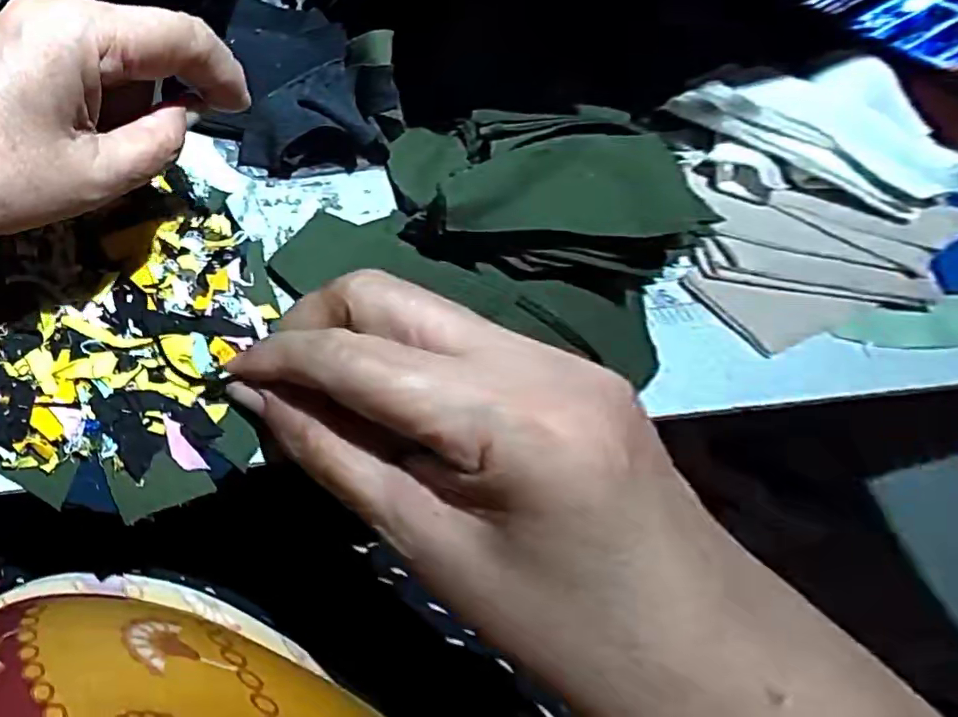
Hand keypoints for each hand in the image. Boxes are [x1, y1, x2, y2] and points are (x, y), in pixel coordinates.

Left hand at [0, 0, 247, 260]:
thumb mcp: (96, 176)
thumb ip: (160, 142)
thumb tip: (179, 116)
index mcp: (79, 28)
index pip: (178, 33)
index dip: (219, 70)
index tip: (239, 108)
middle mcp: (54, 6)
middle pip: (142, 39)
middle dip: (162, 91)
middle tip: (157, 146)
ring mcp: (27, 18)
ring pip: (111, 49)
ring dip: (125, 97)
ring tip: (96, 151)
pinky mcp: (12, 39)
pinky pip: (77, 55)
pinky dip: (95, 93)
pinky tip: (73, 133)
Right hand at [226, 270, 934, 716]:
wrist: (726, 667)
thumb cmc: (565, 630)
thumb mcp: (425, 548)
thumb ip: (329, 456)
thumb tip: (258, 399)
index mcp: (509, 417)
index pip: (355, 352)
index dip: (278, 356)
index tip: (230, 372)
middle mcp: (534, 358)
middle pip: (379, 291)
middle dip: (308, 324)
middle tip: (278, 379)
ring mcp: (553, 352)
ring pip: (408, 302)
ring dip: (346, 334)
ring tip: (319, 391)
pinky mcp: (558, 363)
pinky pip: (443, 331)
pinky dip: (388, 352)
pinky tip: (379, 400)